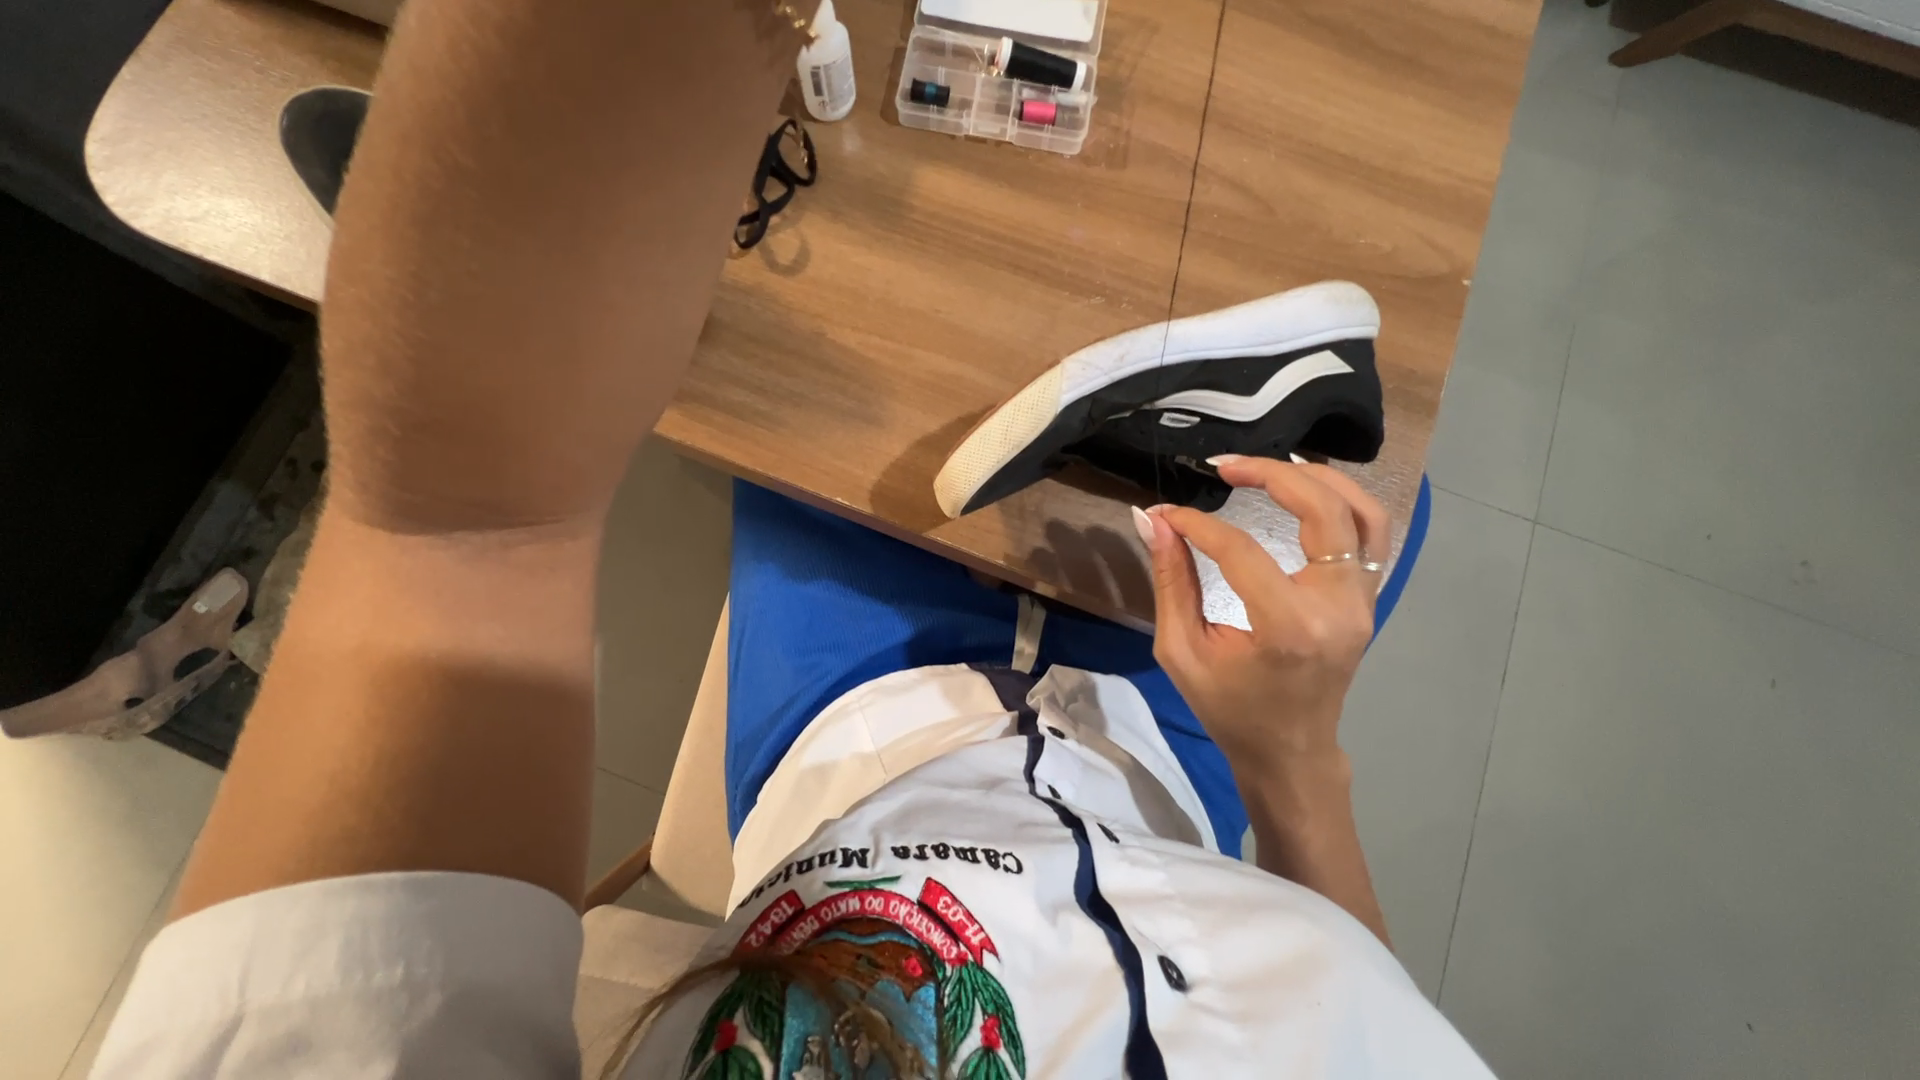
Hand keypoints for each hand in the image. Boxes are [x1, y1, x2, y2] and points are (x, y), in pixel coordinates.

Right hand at [1133, 456, 1390, 767]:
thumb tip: (1153, 519)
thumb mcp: (1182, 651)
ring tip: (1270, 467)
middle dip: (1271, 474)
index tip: (1167, 514)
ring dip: (1317, 479)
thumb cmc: (1229, 709)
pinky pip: (1371, 535)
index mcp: (1287, 627)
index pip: (1241, 549)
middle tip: (1225, 465)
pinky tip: (1304, 490)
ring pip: (1363, 514)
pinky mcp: (1368, 600)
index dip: (1198, 524)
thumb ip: (1171, 580)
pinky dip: (1342, 501)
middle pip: (1323, 511)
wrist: (1289, 751)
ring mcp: (1363, 602)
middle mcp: (1337, 607)